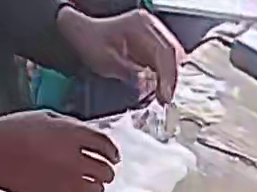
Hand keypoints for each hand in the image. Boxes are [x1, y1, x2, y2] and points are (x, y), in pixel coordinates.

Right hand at [0, 111, 118, 191]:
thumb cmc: (15, 131)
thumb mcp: (47, 118)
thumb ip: (71, 129)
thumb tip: (86, 139)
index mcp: (74, 135)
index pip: (106, 145)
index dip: (112, 153)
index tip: (113, 158)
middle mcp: (74, 160)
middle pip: (105, 172)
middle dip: (105, 174)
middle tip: (101, 175)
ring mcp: (66, 182)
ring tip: (89, 191)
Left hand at [56, 8, 182, 102]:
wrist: (84, 35)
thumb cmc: (92, 44)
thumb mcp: (108, 63)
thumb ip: (131, 74)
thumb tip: (149, 85)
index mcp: (142, 26)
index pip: (165, 51)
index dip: (168, 76)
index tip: (165, 96)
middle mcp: (150, 26)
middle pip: (172, 53)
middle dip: (171, 79)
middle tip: (165, 101)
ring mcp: (152, 33)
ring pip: (171, 57)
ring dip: (169, 78)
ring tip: (161, 97)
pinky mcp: (149, 44)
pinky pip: (163, 60)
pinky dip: (163, 76)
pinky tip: (158, 89)